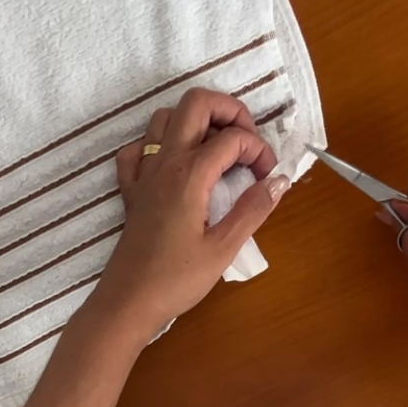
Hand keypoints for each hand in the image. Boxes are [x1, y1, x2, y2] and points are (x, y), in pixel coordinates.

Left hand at [85, 87, 291, 347]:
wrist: (129, 303)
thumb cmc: (175, 281)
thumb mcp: (223, 249)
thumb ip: (253, 210)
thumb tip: (279, 181)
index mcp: (189, 175)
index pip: (232, 138)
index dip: (259, 150)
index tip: (269, 177)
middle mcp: (163, 164)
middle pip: (195, 103)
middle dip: (228, 110)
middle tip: (246, 141)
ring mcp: (143, 176)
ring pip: (164, 119)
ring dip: (194, 122)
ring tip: (216, 150)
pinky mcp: (131, 193)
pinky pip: (137, 151)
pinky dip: (156, 146)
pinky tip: (173, 165)